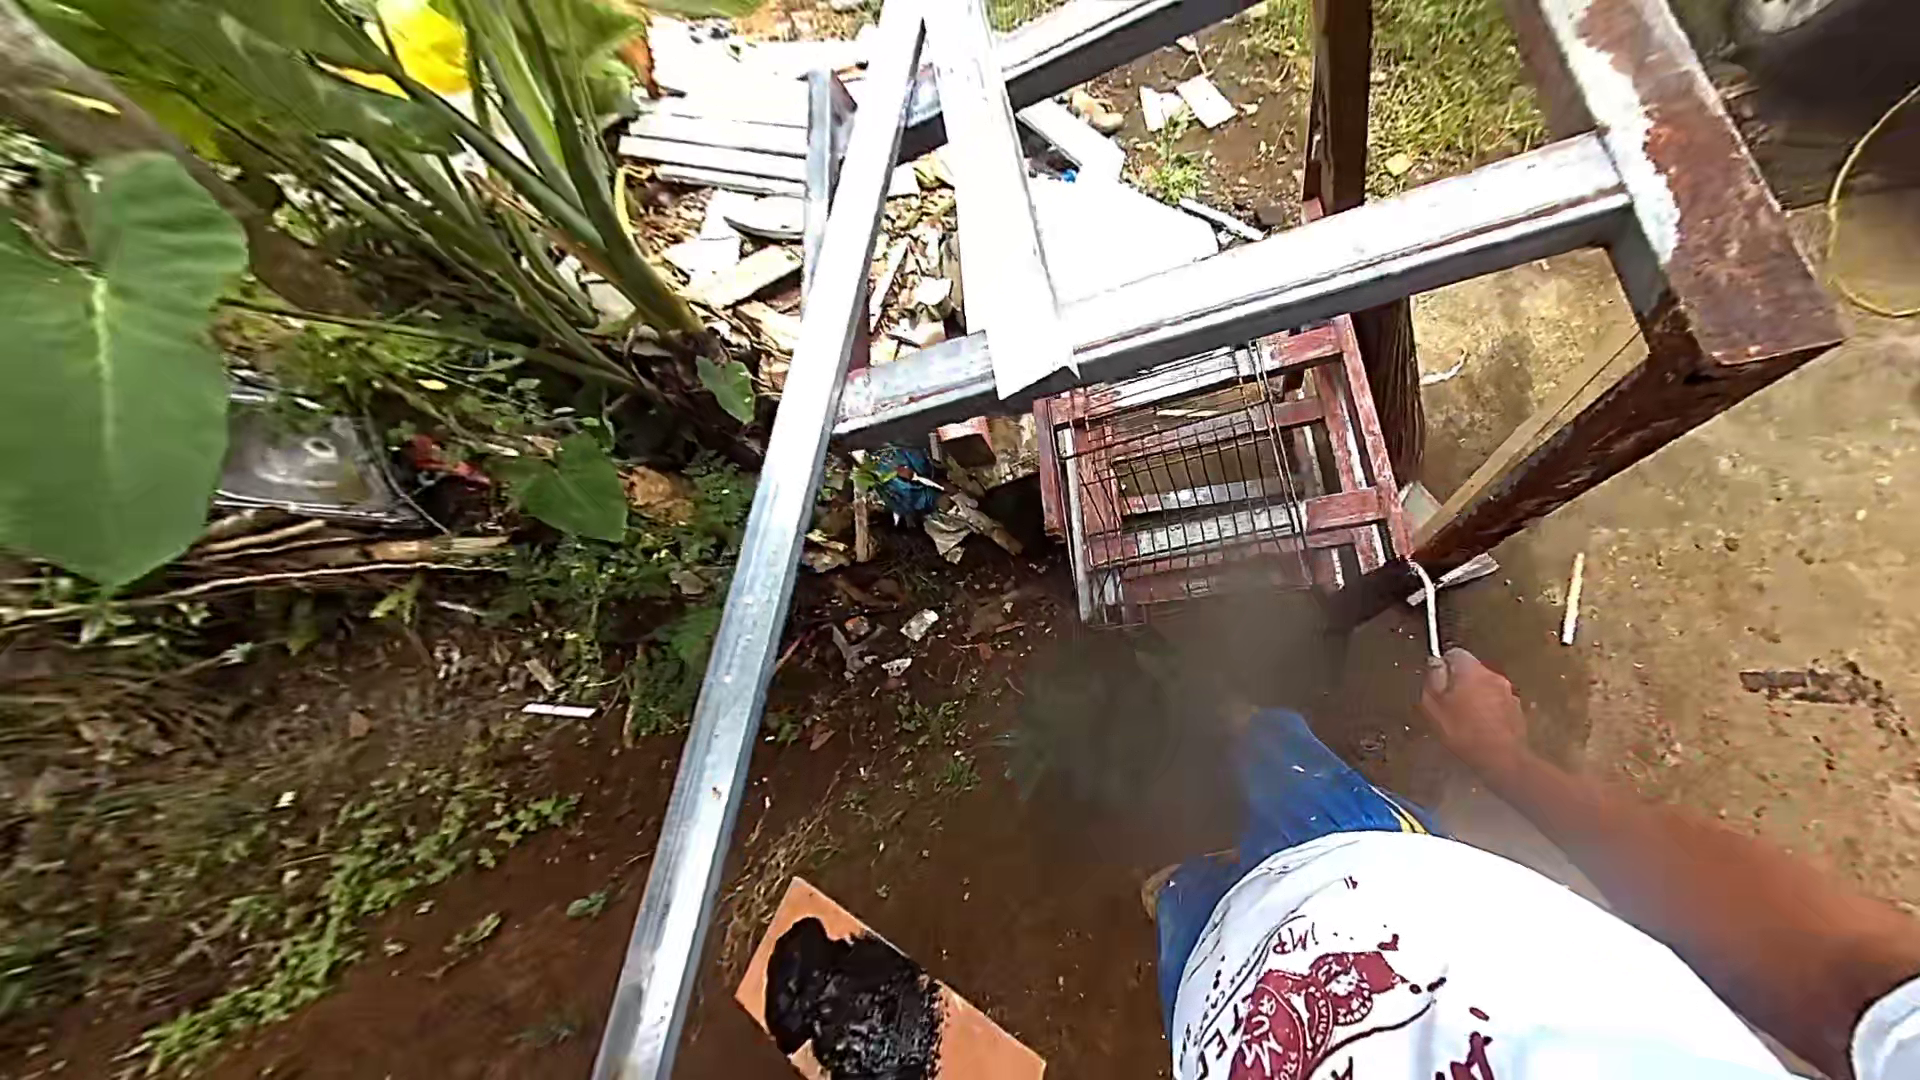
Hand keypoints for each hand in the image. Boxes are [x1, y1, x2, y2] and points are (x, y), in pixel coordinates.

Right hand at [1420, 647, 1530, 777]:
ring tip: (1461, 714)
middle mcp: (1494, 677)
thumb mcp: (1432, 703)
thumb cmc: (1461, 729)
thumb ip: (1432, 678)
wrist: (1501, 759)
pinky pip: (1495, 701)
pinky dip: (1486, 707)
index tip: (1435, 680)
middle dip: (1458, 680)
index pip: (1455, 653)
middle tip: (1445, 700)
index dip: (1442, 664)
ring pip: (1484, 685)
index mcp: (1472, 671)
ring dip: (1473, 694)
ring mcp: (1509, 694)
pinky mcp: (1517, 711)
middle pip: (1471, 669)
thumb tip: (1435, 664)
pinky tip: (1477, 724)